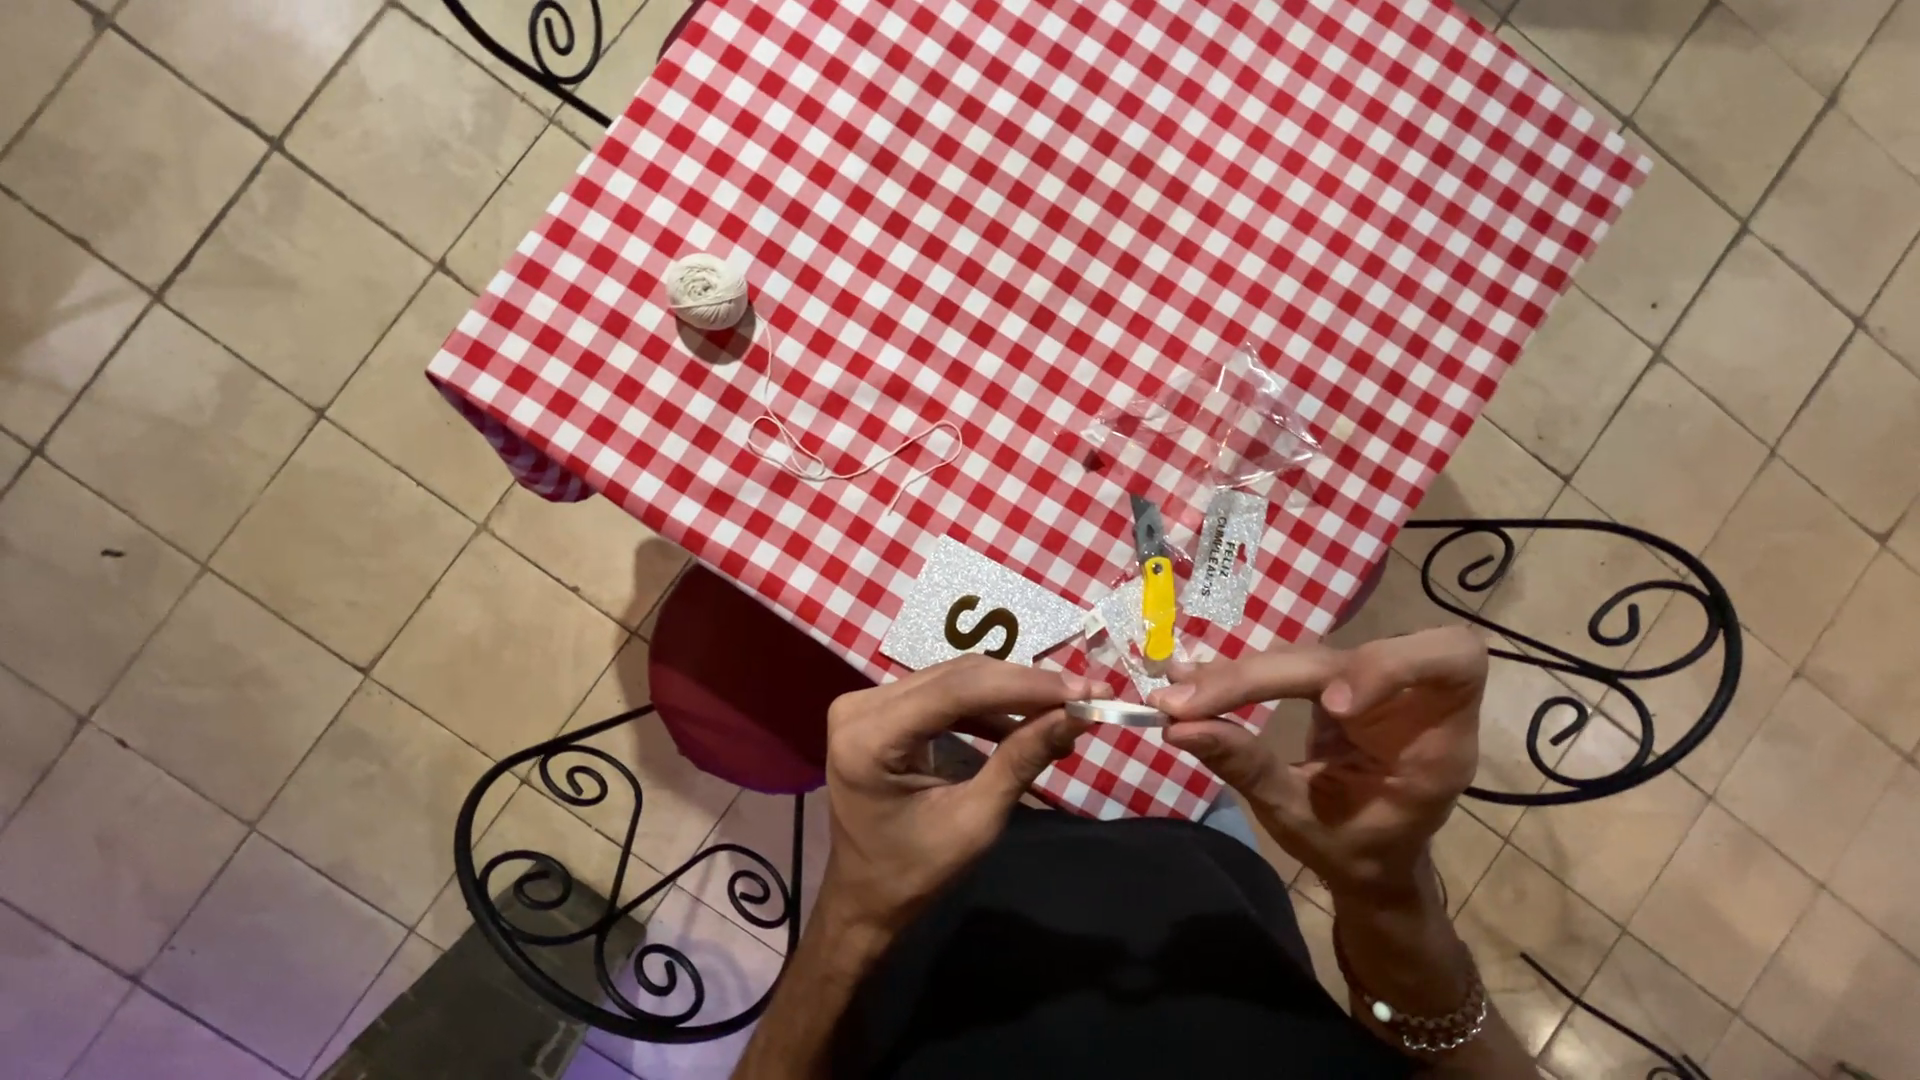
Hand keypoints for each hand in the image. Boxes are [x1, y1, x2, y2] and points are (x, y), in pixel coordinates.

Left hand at [820, 656, 1092, 933]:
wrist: (862, 900)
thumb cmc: (913, 873)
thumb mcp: (975, 821)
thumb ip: (1022, 760)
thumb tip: (1078, 713)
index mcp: (869, 737)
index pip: (959, 689)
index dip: (1026, 685)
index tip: (1088, 689)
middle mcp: (860, 706)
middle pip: (958, 678)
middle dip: (1026, 687)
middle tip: (1087, 698)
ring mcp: (866, 704)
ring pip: (954, 680)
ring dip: (1011, 694)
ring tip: (1064, 712)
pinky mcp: (880, 710)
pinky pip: (942, 694)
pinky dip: (987, 706)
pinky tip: (1026, 722)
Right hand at [1148, 626, 1486, 897]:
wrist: (1370, 866)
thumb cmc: (1353, 853)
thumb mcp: (1300, 821)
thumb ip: (1249, 768)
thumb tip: (1178, 727)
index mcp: (1435, 742)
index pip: (1452, 663)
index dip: (1392, 664)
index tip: (1331, 706)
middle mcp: (1408, 701)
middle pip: (1342, 655)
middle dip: (1262, 675)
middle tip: (1187, 700)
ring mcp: (1368, 686)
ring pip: (1307, 654)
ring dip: (1242, 672)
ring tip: (1179, 693)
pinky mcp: (1334, 682)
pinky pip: (1289, 663)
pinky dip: (1242, 671)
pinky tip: (1193, 677)